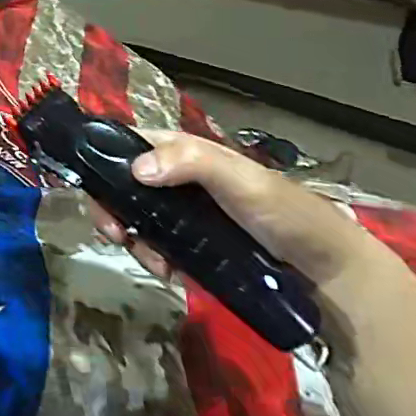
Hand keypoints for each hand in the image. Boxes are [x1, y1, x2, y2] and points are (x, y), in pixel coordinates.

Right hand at [88, 128, 384, 287]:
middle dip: (113, 207)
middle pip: (126, 184)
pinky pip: (158, 247)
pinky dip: (153, 258)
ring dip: (134, 238)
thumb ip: (191, 162)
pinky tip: (167, 272)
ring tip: (152, 260)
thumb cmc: (283, 213)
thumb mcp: (240, 179)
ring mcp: (186, 214)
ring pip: (138, 219)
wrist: (325, 271)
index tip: (90, 188)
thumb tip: (136, 169)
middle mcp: (179, 178)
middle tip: (114, 233)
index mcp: (186, 152)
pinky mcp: (194, 247)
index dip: (104, 158)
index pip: (132, 143)